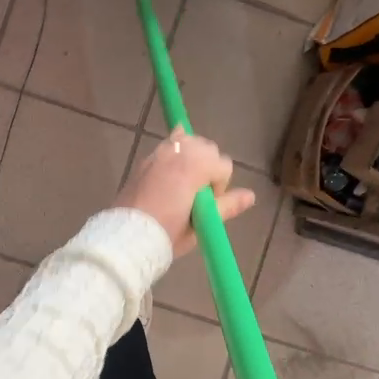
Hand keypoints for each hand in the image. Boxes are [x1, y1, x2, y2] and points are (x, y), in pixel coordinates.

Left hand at [115, 128, 255, 257]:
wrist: (127, 237)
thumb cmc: (167, 234)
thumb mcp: (200, 224)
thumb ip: (226, 206)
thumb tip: (251, 196)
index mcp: (195, 168)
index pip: (223, 165)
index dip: (220, 186)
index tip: (207, 205)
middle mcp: (179, 153)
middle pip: (208, 148)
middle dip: (209, 167)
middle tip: (197, 195)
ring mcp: (160, 153)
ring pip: (189, 142)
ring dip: (194, 156)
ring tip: (186, 182)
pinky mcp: (147, 159)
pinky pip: (169, 142)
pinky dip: (176, 145)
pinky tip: (176, 151)